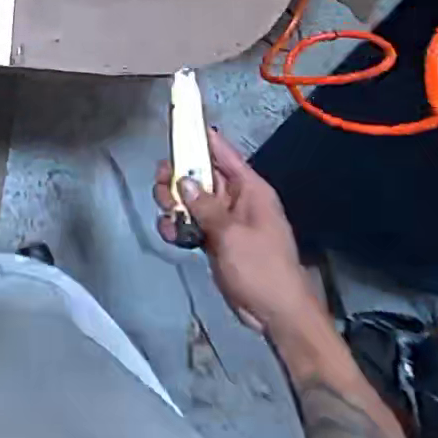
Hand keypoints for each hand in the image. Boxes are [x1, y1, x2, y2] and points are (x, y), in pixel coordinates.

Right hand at [154, 129, 325, 337]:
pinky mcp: (214, 239)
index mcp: (249, 189)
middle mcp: (235, 198)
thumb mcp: (232, 234)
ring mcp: (224, 219)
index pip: (223, 152)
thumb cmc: (261, 267)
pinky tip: (170, 233)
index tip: (179, 123)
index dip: (201, 136)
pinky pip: (190, 222)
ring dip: (174, 202)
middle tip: (162, 185)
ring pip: (190, 197)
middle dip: (178, 176)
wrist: (276, 314)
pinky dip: (177, 225)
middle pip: (200, 174)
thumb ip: (205, 206)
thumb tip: (183, 180)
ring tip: (167, 213)